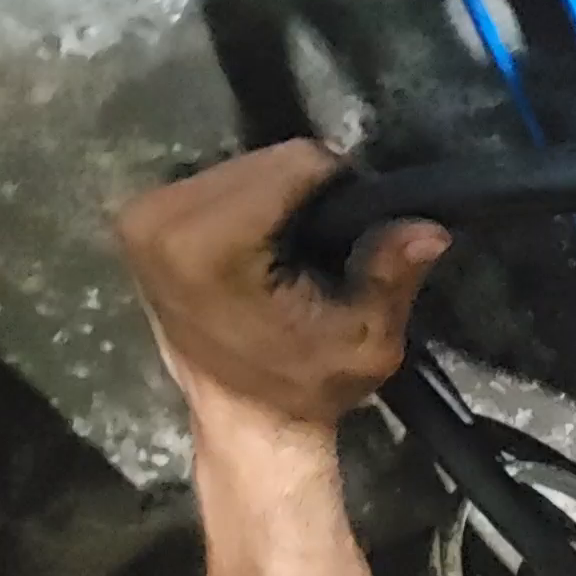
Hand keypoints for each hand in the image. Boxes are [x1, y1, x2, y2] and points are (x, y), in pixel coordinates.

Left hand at [115, 141, 449, 447]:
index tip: (360, 240)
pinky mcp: (141, 218)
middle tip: (332, 251)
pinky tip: (270, 248)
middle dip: (312, 194)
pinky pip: (222, 180)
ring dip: (287, 197)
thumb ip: (392, 275)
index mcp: (209, 245)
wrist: (249, 416)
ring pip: (247, 164)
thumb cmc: (312, 380)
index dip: (345, 192)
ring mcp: (142, 214)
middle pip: (270, 159)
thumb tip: (433, 229)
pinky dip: (259, 203)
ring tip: (303, 252)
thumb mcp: (369, 338)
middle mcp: (160, 215)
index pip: (298, 162)